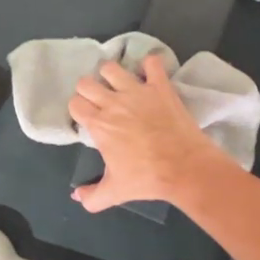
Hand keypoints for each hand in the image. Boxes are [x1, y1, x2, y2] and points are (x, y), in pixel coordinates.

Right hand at [68, 57, 237, 212]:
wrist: (185, 168)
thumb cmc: (147, 179)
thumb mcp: (115, 192)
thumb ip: (91, 196)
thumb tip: (76, 196)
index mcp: (99, 124)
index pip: (75, 104)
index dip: (79, 110)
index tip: (88, 118)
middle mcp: (113, 102)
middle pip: (86, 82)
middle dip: (89, 90)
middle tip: (100, 102)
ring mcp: (137, 91)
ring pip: (111, 68)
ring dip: (111, 75)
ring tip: (119, 85)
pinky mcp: (160, 86)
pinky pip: (152, 63)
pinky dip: (150, 65)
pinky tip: (150, 74)